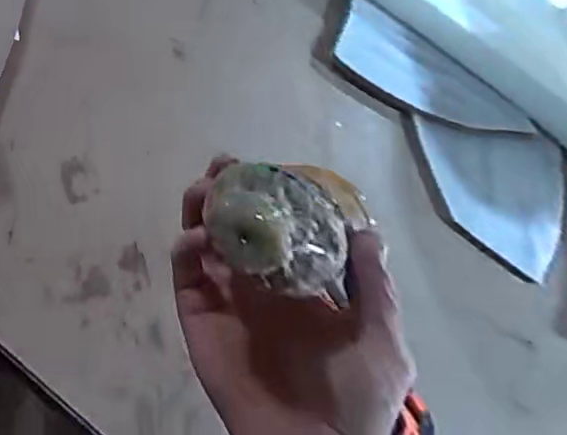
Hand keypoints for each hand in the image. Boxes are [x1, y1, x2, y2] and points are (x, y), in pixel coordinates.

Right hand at [172, 156, 414, 434]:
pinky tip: (200, 237)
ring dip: (199, 207)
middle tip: (223, 165)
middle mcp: (253, 281)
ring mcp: (222, 295)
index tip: (263, 168)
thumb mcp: (381, 343)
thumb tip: (366, 231)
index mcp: (291, 283)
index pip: (270, 226)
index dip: (263, 194)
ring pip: (200, 236)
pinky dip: (186, 245)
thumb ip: (375, 289)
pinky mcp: (197, 312)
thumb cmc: (353, 401)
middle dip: (223, 189)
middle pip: (228, 222)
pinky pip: (185, 270)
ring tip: (206, 188)